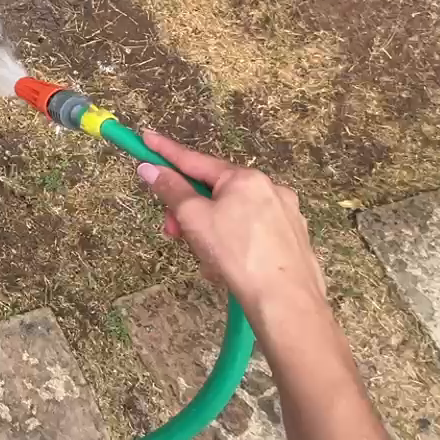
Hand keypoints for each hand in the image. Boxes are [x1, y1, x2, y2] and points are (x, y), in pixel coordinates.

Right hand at [136, 129, 327, 321]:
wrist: (285, 302)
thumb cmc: (234, 252)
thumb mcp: (192, 217)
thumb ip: (170, 189)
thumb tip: (150, 168)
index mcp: (245, 178)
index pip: (194, 160)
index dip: (165, 150)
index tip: (145, 137)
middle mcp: (270, 189)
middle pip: (212, 190)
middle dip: (187, 208)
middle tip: (173, 229)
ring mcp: (286, 215)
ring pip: (230, 212)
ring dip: (206, 228)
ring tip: (202, 255)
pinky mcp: (294, 239)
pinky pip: (248, 230)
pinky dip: (229, 240)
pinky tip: (224, 264)